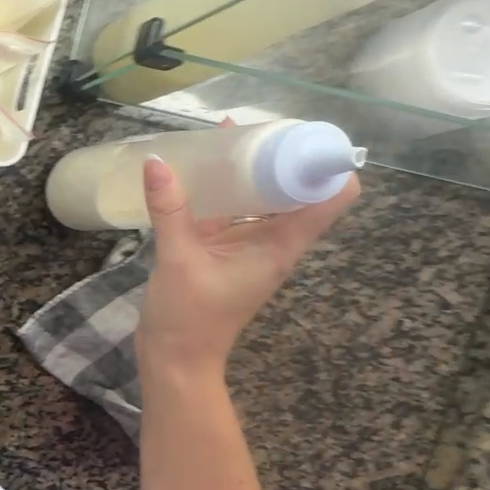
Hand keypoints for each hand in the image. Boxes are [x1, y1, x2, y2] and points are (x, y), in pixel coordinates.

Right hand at [137, 156, 357, 376]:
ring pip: (263, 199)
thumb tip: (157, 162)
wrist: (176, 360)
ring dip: (247, 172)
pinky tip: (195, 178)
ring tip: (218, 143)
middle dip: (276, 156)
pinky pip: (233, 214)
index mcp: (283, 244)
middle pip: (296, 189)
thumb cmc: (190, 317)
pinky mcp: (224, 254)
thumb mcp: (179, 259)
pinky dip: (222, 193)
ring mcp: (250, 248)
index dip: (323, 161)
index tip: (293, 135)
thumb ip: (170, 210)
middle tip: (246, 129)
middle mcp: (275, 242)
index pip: (333, 194)